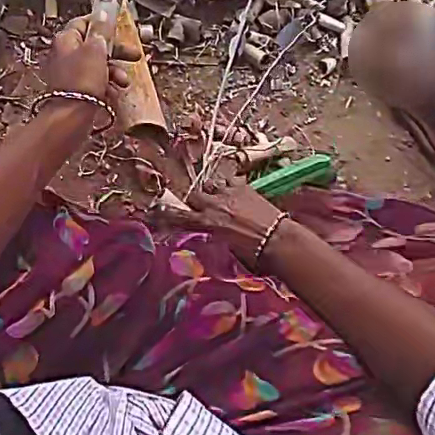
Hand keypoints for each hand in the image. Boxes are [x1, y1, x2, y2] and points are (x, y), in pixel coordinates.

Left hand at [41, 17, 132, 101]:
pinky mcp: (76, 92)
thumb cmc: (82, 81)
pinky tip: (113, 93)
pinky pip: (96, 84)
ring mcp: (70, 74)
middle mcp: (66, 55)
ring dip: (114, 72)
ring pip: (98, 66)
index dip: (101, 23)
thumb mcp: (96, 50)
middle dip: (116, 52)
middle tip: (133, 55)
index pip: (83, 22)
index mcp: (66, 40)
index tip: (117, 26)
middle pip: (95, 46)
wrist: (71, 117)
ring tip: (123, 81)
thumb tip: (103, 13)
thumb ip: (101, 31)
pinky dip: (107, 87)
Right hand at [161, 176, 289, 266]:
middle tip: (194, 206)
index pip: (178, 216)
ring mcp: (228, 192)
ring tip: (215, 198)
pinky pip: (228, 179)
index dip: (165, 214)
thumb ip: (210, 237)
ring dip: (209, 191)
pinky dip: (226, 184)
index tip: (155, 211)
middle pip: (192, 195)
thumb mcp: (224, 249)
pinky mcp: (243, 186)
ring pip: (209, 184)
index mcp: (207, 223)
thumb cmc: (253, 255)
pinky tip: (230, 190)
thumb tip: (205, 234)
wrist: (279, 241)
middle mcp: (214, 205)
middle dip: (191, 200)